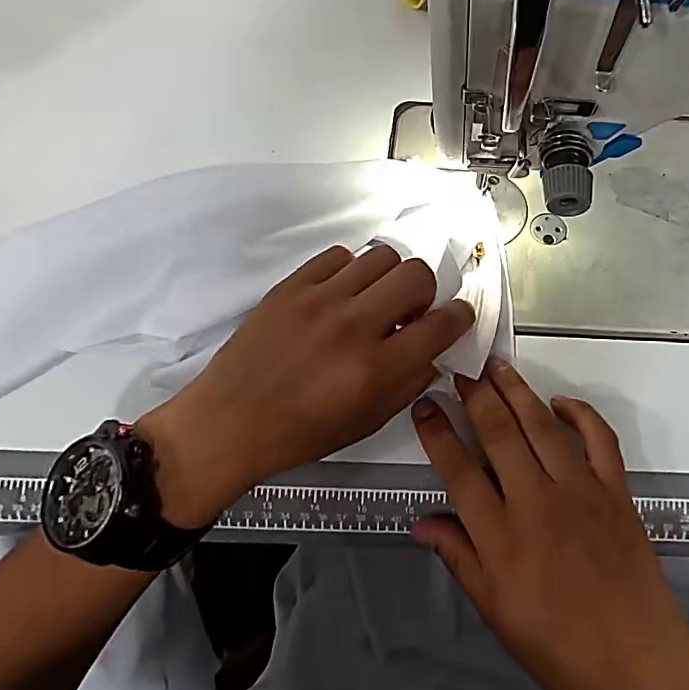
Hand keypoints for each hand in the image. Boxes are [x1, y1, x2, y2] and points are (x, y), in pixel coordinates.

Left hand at [139, 244, 473, 527]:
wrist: (228, 423)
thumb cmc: (297, 432)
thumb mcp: (367, 422)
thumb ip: (409, 383)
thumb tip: (434, 351)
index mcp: (374, 369)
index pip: (440, 325)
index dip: (460, 317)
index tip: (457, 316)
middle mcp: (351, 327)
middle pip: (416, 275)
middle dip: (426, 291)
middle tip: (411, 311)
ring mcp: (318, 301)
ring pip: (381, 256)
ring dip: (390, 277)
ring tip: (375, 299)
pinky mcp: (291, 287)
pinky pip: (338, 256)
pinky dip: (350, 271)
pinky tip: (341, 294)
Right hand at [412, 360, 688, 689]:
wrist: (636, 662)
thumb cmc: (557, 645)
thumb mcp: (495, 610)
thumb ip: (459, 557)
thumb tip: (421, 523)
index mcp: (500, 536)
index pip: (458, 470)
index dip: (437, 432)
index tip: (425, 405)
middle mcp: (536, 502)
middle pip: (498, 433)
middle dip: (475, 395)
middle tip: (460, 367)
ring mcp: (580, 491)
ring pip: (541, 426)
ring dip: (517, 391)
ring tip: (497, 366)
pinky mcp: (615, 490)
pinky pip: (599, 439)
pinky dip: (581, 413)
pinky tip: (560, 401)